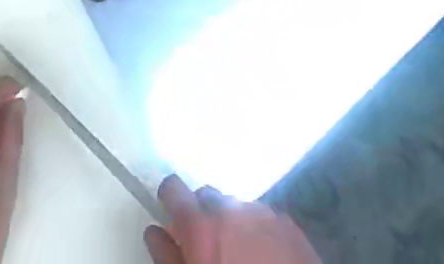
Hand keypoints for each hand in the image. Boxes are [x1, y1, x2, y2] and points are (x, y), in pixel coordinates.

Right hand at [143, 176, 321, 263]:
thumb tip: (154, 231)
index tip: (170, 215)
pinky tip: (263, 258)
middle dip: (202, 214)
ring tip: (238, 256)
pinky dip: (257, 230)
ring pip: (236, 207)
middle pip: (207, 195)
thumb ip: (168, 257)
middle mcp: (229, 208)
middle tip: (207, 247)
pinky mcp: (289, 225)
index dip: (169, 199)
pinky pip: (263, 217)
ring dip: (231, 222)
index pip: (173, 186)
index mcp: (200, 225)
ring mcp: (262, 213)